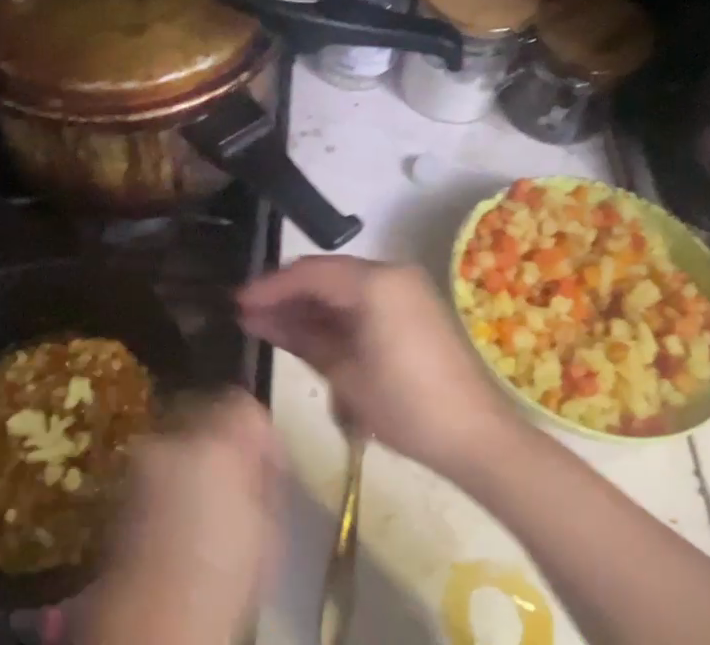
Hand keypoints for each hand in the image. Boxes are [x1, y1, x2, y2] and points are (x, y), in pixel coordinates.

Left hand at [84, 391, 280, 644]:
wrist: (152, 617)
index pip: (244, 405)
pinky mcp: (120, 488)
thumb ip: (265, 481)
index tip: (271, 464)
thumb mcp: (267, 529)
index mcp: (215, 444)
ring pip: (180, 444)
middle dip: (226, 444)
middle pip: (208, 418)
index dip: (262, 432)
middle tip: (243, 484)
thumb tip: (261, 466)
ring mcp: (140, 462)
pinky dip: (172, 483)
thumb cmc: (222, 577)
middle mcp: (172, 440)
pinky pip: (157, 470)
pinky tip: (183, 521)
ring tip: (212, 507)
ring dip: (197, 463)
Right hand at [239, 255, 513, 474]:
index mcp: (375, 282)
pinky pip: (363, 302)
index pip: (308, 272)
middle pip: (326, 275)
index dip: (268, 287)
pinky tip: (307, 334)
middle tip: (247, 317)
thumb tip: (258, 318)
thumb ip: (299, 337)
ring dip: (308, 307)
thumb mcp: (344, 374)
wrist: (474, 436)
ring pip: (343, 288)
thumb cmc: (404, 406)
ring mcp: (406, 291)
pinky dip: (335, 316)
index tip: (235, 302)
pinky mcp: (413, 311)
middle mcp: (391, 274)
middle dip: (286, 296)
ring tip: (267, 327)